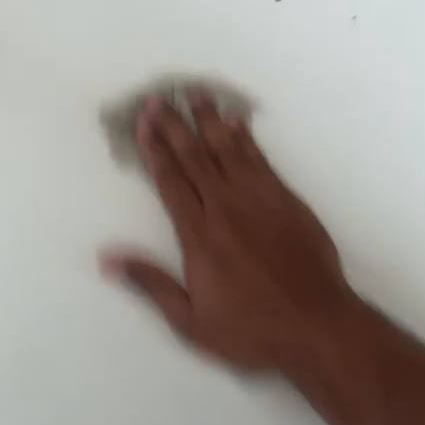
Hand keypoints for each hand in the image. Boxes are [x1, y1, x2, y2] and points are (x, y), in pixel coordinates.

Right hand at [102, 93, 362, 375]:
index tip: (145, 122)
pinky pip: (261, 159)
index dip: (156, 149)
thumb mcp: (191, 321)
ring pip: (228, 149)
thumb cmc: (251, 329)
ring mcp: (260, 198)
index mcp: (199, 234)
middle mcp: (226, 206)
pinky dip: (247, 138)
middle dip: (175, 126)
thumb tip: (108, 258)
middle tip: (160, 98)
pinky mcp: (287, 199)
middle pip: (195, 157)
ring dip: (210, 121)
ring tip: (197, 95)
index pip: (171, 181)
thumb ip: (151, 283)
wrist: (317, 323)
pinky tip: (238, 122)